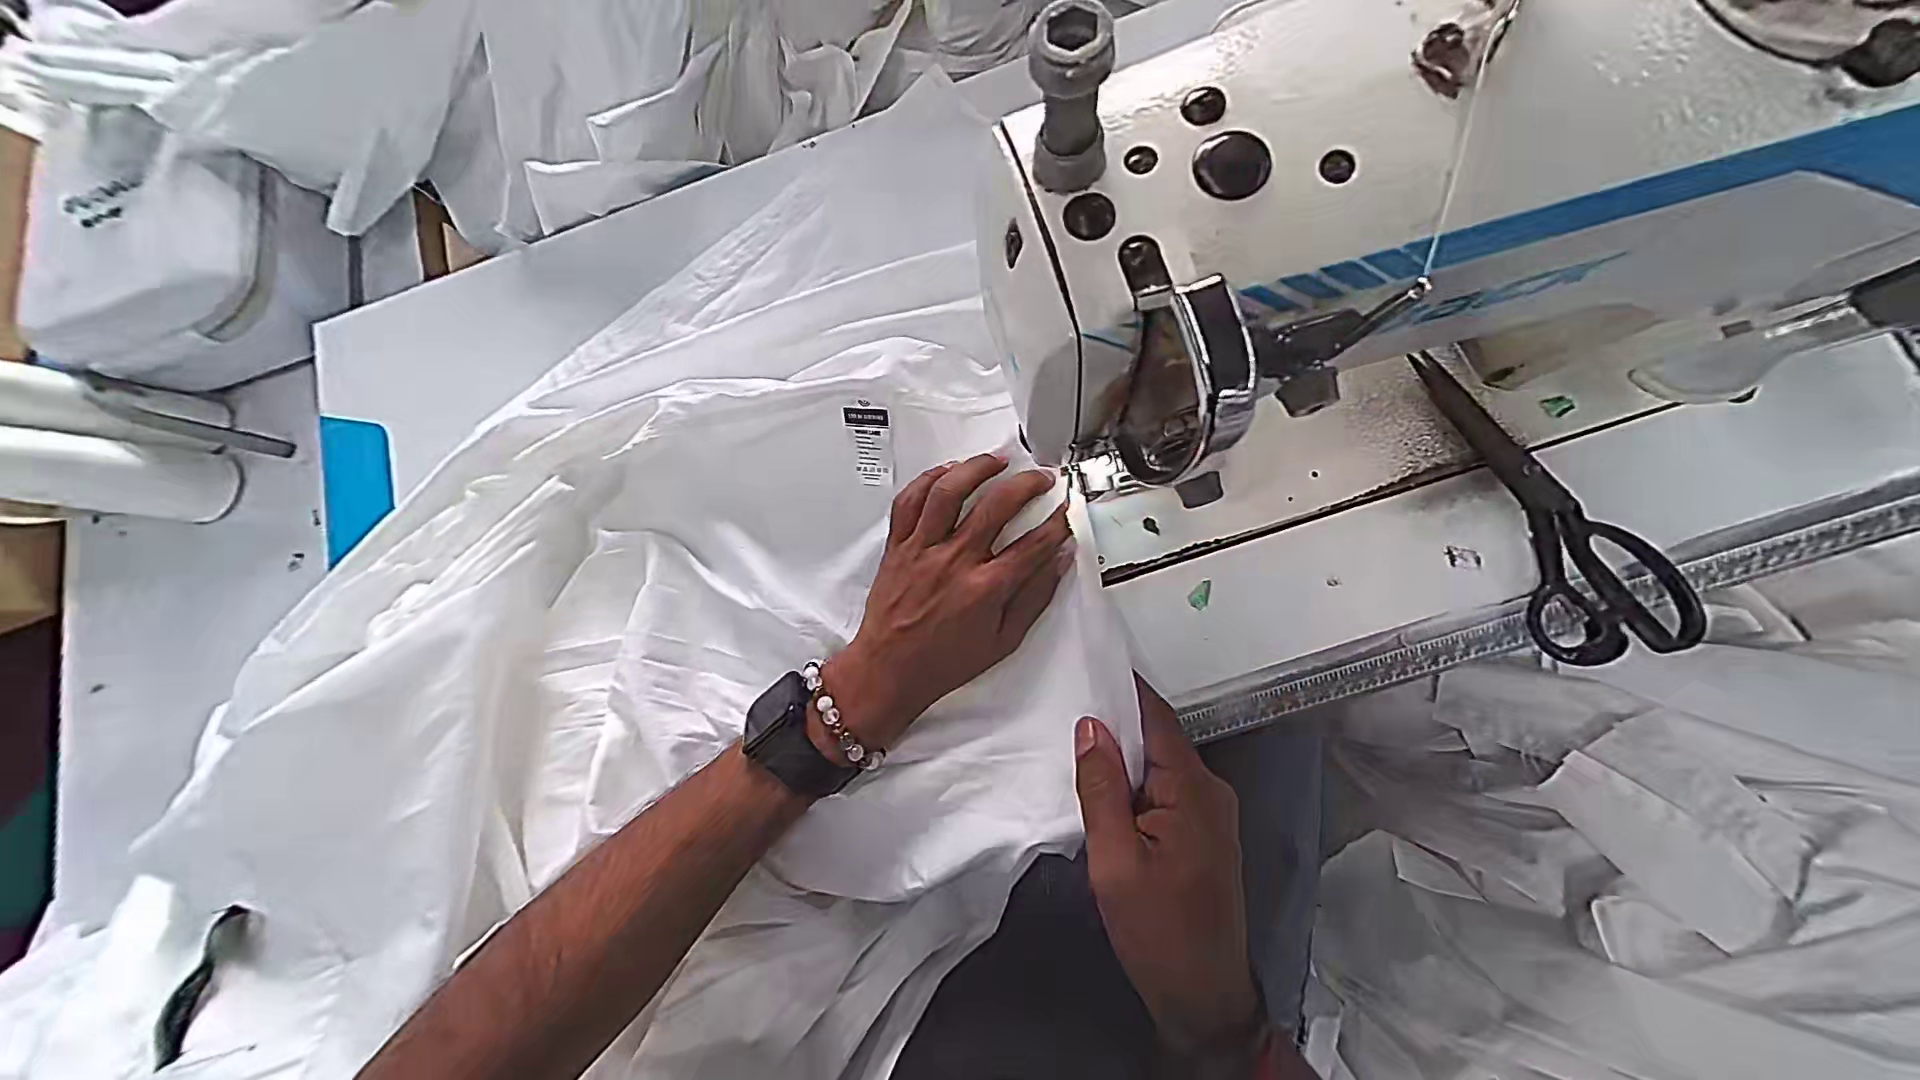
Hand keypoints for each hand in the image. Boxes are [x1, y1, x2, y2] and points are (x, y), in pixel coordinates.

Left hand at [824, 453, 1074, 751]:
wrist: (888, 670)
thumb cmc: (941, 661)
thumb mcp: (1003, 640)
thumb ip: (1035, 597)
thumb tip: (1058, 563)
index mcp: (984, 589)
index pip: (1033, 544)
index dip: (1057, 523)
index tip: (1065, 512)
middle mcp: (954, 563)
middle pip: (997, 505)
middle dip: (1028, 484)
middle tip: (1040, 478)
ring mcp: (923, 550)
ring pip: (949, 492)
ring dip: (976, 468)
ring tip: (996, 461)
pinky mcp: (898, 547)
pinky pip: (909, 501)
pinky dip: (928, 480)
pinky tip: (946, 472)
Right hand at [1074, 677, 1260, 1055]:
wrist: (1203, 999)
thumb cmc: (1158, 932)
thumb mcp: (1115, 860)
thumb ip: (1101, 789)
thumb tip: (1089, 726)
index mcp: (1193, 789)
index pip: (1157, 718)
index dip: (1124, 689)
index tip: (1089, 664)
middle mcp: (1210, 791)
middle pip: (1158, 738)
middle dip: (1116, 722)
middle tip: (1067, 705)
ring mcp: (1211, 812)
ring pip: (1159, 764)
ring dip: (1123, 754)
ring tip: (1077, 744)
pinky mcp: (1203, 831)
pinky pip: (1164, 787)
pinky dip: (1134, 780)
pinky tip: (1105, 786)